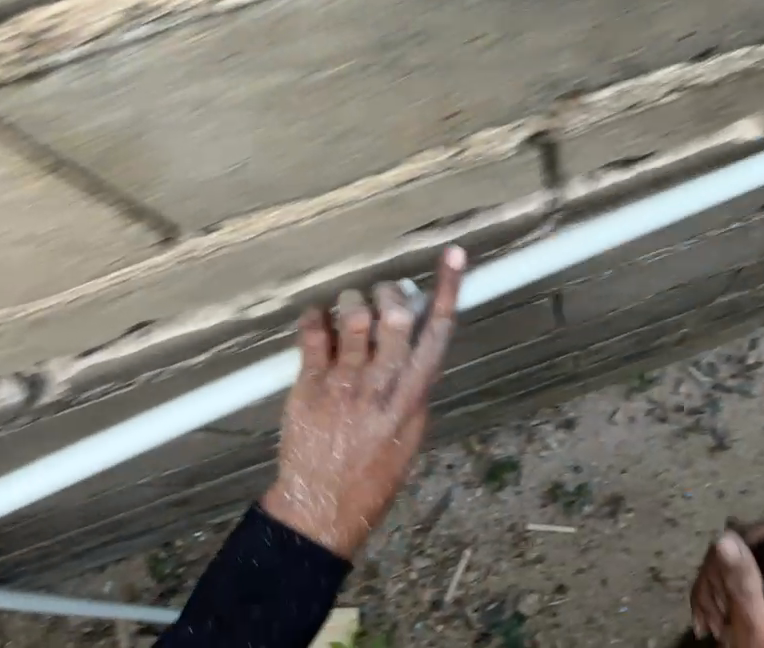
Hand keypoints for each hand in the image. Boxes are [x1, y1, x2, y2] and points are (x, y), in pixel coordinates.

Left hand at [260, 246, 464, 558]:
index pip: (439, 331)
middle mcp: (383, 385)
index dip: (449, 288)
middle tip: (380, 295)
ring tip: (348, 307)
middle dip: (388, 293)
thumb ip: (413, 385)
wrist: (322, 508)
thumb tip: (415, 335)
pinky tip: (316, 319)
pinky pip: (313, 333)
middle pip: (395, 315)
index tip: (454, 254)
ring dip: (351, 300)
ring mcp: (344, 384)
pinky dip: (314, 316)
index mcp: (414, 395)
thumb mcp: (410, 432)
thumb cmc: (373, 472)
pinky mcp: (309, 385)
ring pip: (352, 316)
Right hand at [689, 528, 763, 647]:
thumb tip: (725, 537)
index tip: (724, 562)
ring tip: (710, 624)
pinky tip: (708, 622)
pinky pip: (733, 584)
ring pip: (735, 565)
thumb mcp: (754, 630)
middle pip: (750, 549)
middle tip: (716, 608)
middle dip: (721, 575)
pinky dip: (715, 600)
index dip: (748, 539)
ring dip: (713, 591)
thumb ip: (743, 584)